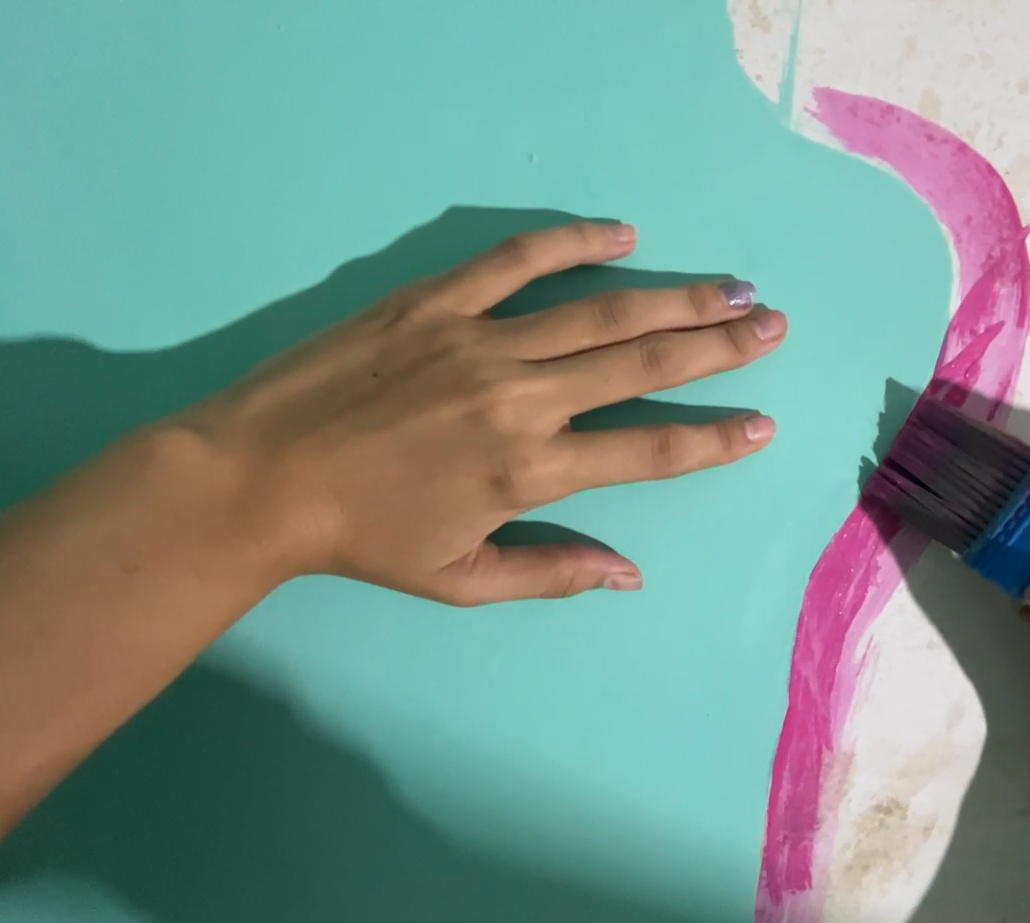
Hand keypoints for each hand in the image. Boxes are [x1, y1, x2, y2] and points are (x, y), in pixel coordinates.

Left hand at [172, 221, 784, 604]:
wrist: (256, 480)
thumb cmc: (364, 540)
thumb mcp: (461, 580)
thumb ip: (552, 573)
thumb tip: (631, 576)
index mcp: (532, 471)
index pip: (650, 450)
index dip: (714, 439)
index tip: (763, 424)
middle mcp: (523, 399)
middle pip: (643, 365)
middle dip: (718, 346)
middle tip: (772, 325)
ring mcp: (481, 342)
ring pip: (600, 312)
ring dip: (674, 298)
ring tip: (730, 287)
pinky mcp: (435, 302)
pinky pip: (518, 261)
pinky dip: (573, 243)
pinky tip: (622, 235)